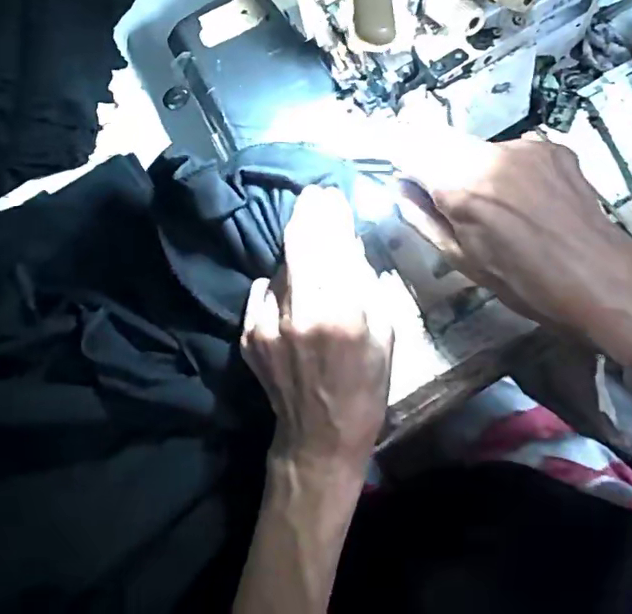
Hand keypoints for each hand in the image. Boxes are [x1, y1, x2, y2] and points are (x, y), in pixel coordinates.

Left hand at [241, 186, 393, 471]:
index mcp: (338, 312)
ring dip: (296, 254)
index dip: (328, 212)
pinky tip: (293, 295)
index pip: (327, 243)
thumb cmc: (365, 388)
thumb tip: (349, 243)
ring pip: (280, 266)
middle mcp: (296, 311)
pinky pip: (263, 290)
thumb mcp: (384, 334)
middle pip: (297, 243)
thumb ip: (365, 284)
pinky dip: (279, 285)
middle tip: (315, 198)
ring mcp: (265, 322)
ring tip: (312, 256)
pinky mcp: (247, 333)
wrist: (318, 438)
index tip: (330, 193)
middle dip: (307, 214)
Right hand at [390, 128, 631, 333]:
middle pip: (439, 142)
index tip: (382, 157)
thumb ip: (423, 218)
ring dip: (468, 166)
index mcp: (462, 185)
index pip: (407, 149)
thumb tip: (401, 189)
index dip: (389, 150)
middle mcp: (489, 154)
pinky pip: (509, 152)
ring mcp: (524, 146)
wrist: (609, 283)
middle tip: (432, 190)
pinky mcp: (550, 148)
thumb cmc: (529, 285)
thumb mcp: (464, 261)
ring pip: (474, 148)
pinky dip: (503, 169)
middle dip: (429, 161)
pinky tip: (523, 199)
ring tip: (489, 204)